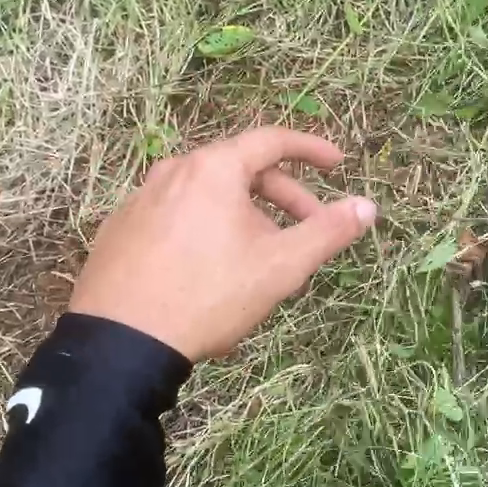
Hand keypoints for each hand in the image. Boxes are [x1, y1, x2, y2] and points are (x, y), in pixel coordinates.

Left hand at [69, 128, 377, 361]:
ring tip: (264, 256)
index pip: (272, 141)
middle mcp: (173, 172)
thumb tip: (368, 207)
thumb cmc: (209, 295)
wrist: (119, 345)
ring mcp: (140, 200)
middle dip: (285, 196)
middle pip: (242, 170)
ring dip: (248, 215)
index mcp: (213, 169)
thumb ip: (329, 231)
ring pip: (210, 194)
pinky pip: (179, 214)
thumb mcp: (281, 265)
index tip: (338, 165)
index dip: (312, 150)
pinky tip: (215, 268)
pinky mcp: (121, 230)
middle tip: (309, 229)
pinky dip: (210, 227)